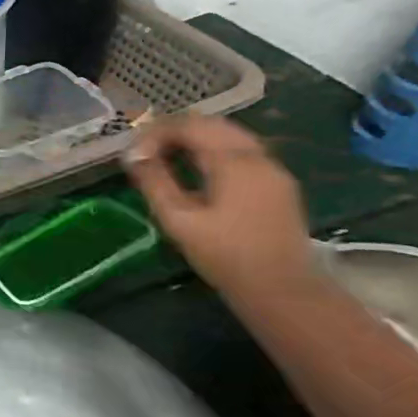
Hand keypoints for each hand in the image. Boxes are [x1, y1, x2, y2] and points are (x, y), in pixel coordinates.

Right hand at [124, 114, 316, 292]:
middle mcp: (258, 156)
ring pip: (228, 134)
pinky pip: (242, 151)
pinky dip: (214, 150)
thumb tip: (133, 157)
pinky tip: (198, 171)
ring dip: (194, 139)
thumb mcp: (179, 221)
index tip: (134, 157)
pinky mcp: (279, 184)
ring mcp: (273, 169)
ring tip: (167, 159)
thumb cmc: (226, 257)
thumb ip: (154, 182)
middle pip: (210, 123)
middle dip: (173, 132)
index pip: (187, 126)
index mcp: (233, 161)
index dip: (154, 134)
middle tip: (146, 153)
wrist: (285, 293)